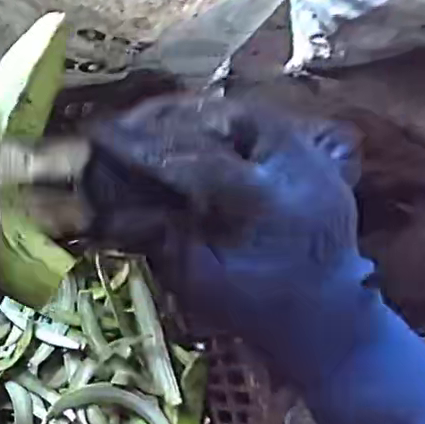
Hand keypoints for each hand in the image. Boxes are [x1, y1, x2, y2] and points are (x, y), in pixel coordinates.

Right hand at [87, 94, 424, 423]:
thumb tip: (105, 209)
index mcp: (271, 200)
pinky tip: (177, 127)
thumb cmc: (258, 306)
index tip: (98, 139)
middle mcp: (298, 163)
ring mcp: (309, 152)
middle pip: (217, 117)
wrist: (327, 314)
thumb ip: (158, 238)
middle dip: (160, 120)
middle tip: (115, 127)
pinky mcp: (308, 150)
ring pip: (235, 109)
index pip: (195, 159)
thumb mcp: (200, 280)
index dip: (141, 148)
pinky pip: (249, 119)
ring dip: (183, 114)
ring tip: (139, 123)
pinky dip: (208, 119)